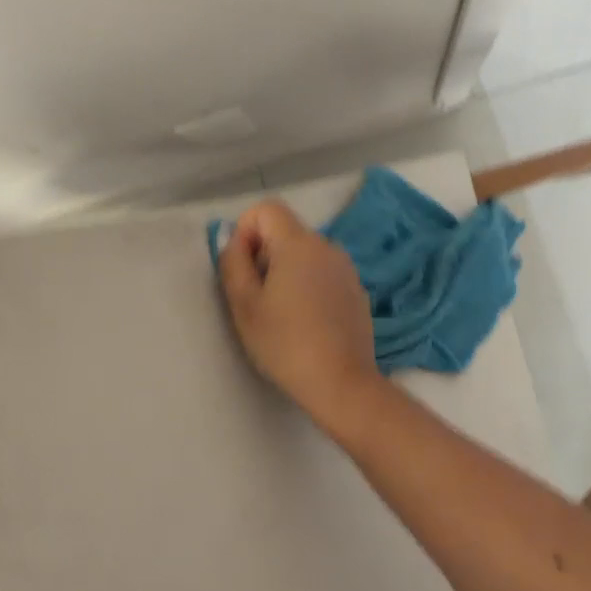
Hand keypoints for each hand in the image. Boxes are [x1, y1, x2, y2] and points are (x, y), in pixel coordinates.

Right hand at [219, 201, 381, 425]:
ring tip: (282, 316)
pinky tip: (308, 326)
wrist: (340, 382)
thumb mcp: (244, 305)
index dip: (245, 232)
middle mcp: (327, 246)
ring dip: (288, 275)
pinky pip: (325, 277)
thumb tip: (234, 240)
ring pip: (306, 257)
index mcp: (298, 243)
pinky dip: (310, 290)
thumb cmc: (285, 344)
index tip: (242, 270)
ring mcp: (347, 270)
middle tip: (257, 301)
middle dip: (265, 256)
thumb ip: (232, 263)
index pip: (265, 209)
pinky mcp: (357, 293)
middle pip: (286, 233)